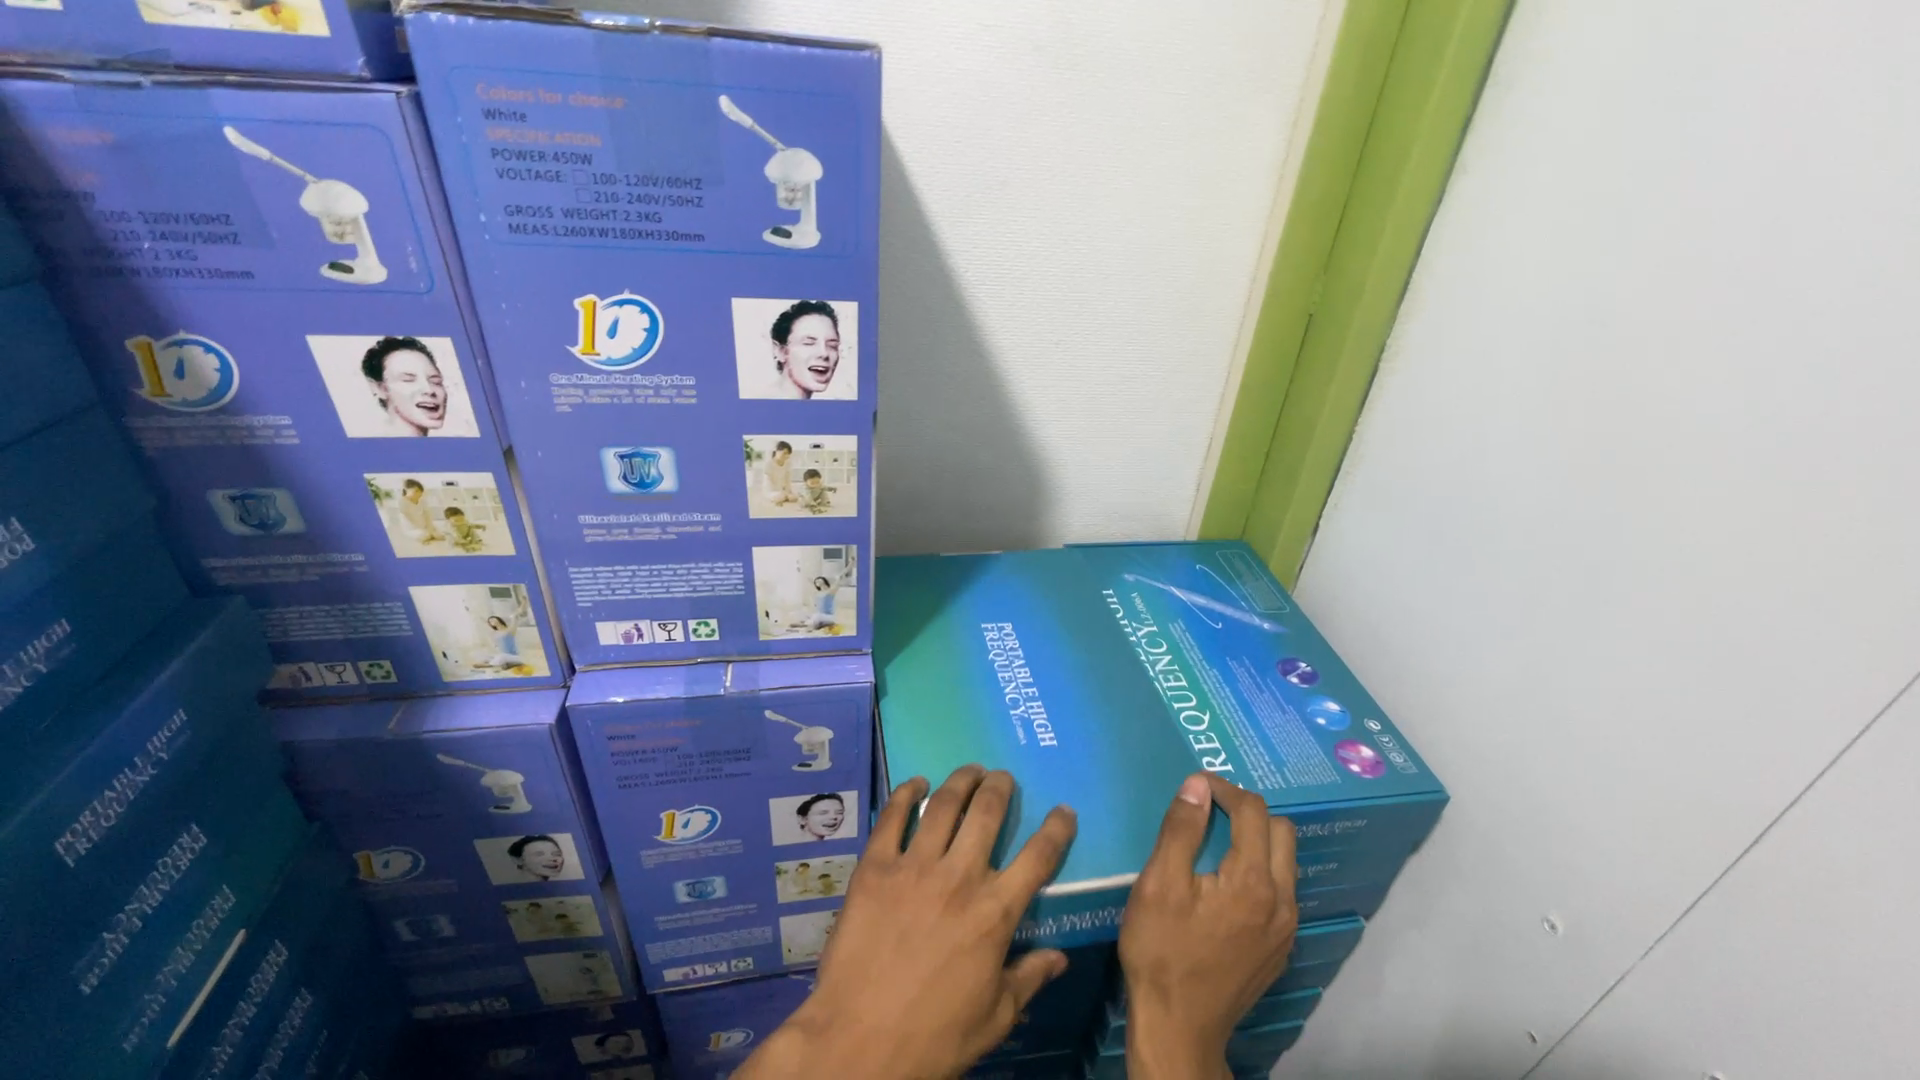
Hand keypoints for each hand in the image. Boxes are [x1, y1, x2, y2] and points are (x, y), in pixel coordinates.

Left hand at [738, 766, 1077, 1079]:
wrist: (860, 1041)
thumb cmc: (935, 1036)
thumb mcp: (995, 1016)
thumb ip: (1029, 978)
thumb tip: (1060, 958)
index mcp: (996, 912)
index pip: (1038, 857)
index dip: (1056, 829)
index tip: (1063, 810)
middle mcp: (960, 878)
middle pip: (988, 814)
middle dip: (1000, 788)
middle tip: (1003, 777)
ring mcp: (914, 868)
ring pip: (944, 806)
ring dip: (961, 781)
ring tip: (970, 771)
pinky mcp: (875, 868)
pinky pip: (892, 819)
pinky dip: (906, 794)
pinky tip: (915, 784)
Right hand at [1119, 773, 1297, 1079]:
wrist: (1179, 1027)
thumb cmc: (1161, 952)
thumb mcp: (1158, 885)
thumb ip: (1181, 831)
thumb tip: (1197, 785)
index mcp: (1252, 881)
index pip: (1253, 811)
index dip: (1225, 788)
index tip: (1197, 784)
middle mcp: (1282, 901)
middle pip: (1281, 832)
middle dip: (1248, 811)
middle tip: (1210, 811)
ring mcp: (1285, 928)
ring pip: (1285, 863)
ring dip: (1257, 842)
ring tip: (1216, 842)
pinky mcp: (1280, 949)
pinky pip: (1280, 893)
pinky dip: (1259, 872)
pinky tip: (1225, 885)